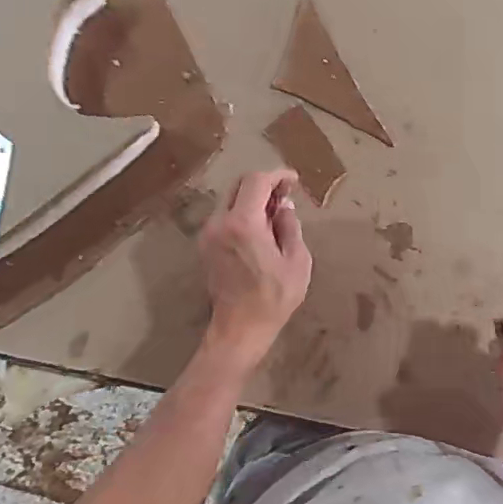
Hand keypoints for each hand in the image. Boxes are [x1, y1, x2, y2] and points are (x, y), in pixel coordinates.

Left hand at [199, 170, 312, 369]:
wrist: (240, 328)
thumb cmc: (273, 298)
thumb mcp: (297, 262)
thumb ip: (290, 227)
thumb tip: (283, 207)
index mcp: (243, 223)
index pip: (256, 181)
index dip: (277, 175)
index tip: (293, 181)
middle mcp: (220, 222)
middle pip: (239, 185)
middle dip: (263, 184)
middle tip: (285, 196)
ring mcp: (208, 234)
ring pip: (230, 201)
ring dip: (252, 200)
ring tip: (275, 214)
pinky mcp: (206, 246)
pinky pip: (224, 218)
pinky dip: (242, 214)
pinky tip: (259, 229)